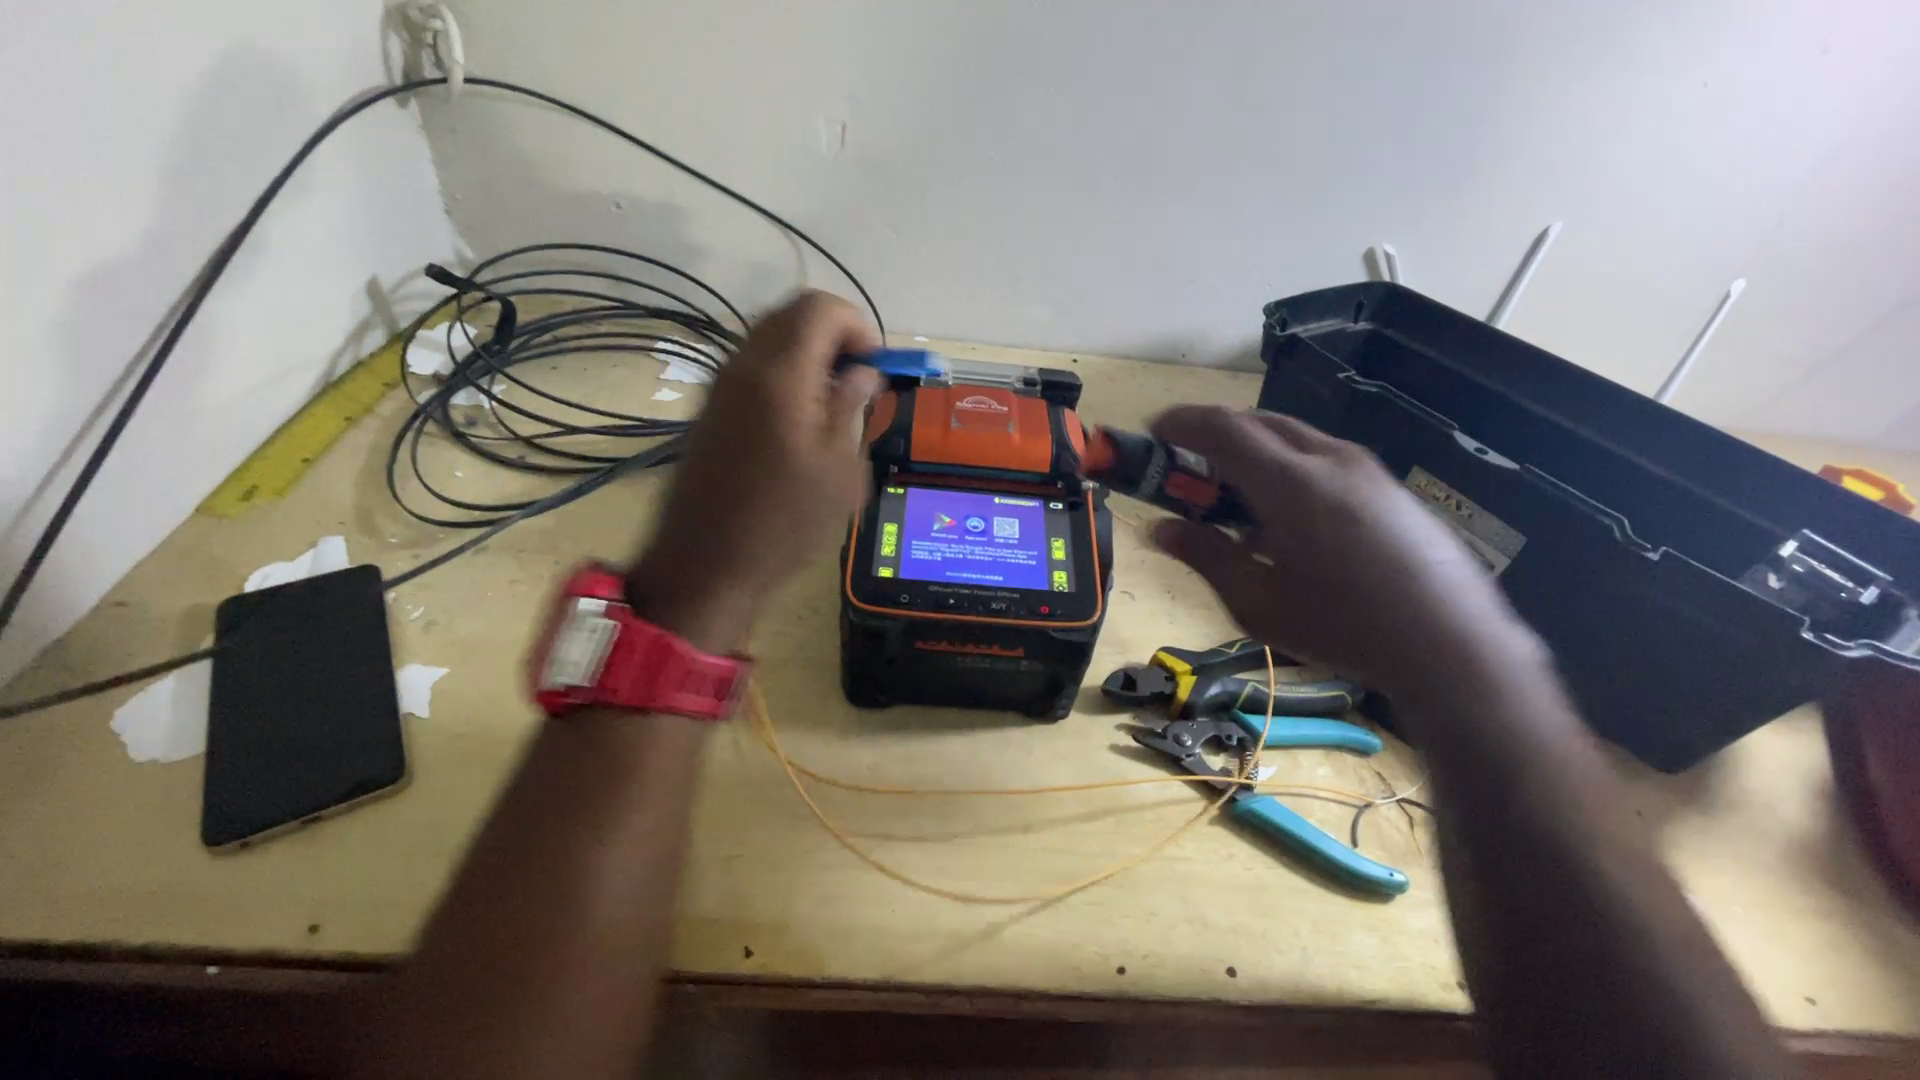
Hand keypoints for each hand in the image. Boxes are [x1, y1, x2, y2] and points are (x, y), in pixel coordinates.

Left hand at [625, 292, 881, 651]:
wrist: (707, 562)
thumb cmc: (785, 522)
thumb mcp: (840, 469)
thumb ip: (852, 406)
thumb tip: (863, 373)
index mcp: (780, 375)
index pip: (821, 308)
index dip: (858, 326)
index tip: (876, 369)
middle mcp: (744, 365)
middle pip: (793, 313)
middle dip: (835, 334)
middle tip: (859, 379)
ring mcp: (721, 385)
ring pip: (770, 335)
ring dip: (809, 351)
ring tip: (834, 400)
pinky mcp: (711, 407)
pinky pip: (753, 364)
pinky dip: (785, 370)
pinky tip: (801, 418)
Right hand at [1146, 405, 1544, 703]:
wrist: (1453, 645)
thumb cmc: (1343, 628)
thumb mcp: (1259, 604)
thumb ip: (1207, 557)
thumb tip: (1161, 530)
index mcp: (1291, 483)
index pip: (1224, 427)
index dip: (1183, 423)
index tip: (1155, 432)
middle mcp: (1330, 460)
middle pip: (1259, 422)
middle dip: (1214, 434)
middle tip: (1186, 468)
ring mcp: (1367, 470)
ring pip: (1294, 438)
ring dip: (1252, 450)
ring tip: (1232, 495)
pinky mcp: (1388, 488)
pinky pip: (1323, 458)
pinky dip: (1287, 466)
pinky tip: (1286, 516)